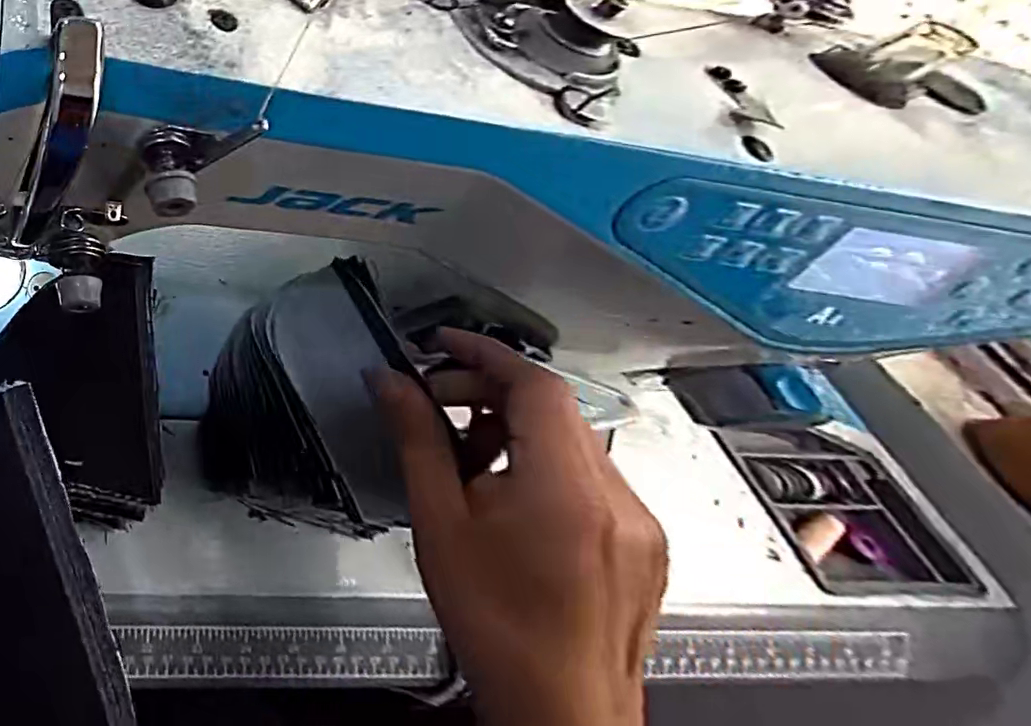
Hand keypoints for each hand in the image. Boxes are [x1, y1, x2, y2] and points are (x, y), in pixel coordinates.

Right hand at [364, 329, 666, 725]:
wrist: (558, 710)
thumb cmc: (495, 623)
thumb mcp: (438, 518)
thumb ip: (415, 438)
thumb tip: (389, 382)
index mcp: (568, 490)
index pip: (535, 385)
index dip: (484, 353)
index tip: (443, 342)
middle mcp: (619, 499)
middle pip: (552, 406)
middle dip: (486, 390)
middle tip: (433, 398)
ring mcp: (638, 522)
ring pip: (570, 436)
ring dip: (510, 422)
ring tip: (461, 447)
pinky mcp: (641, 541)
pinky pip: (589, 471)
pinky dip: (539, 456)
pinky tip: (501, 483)